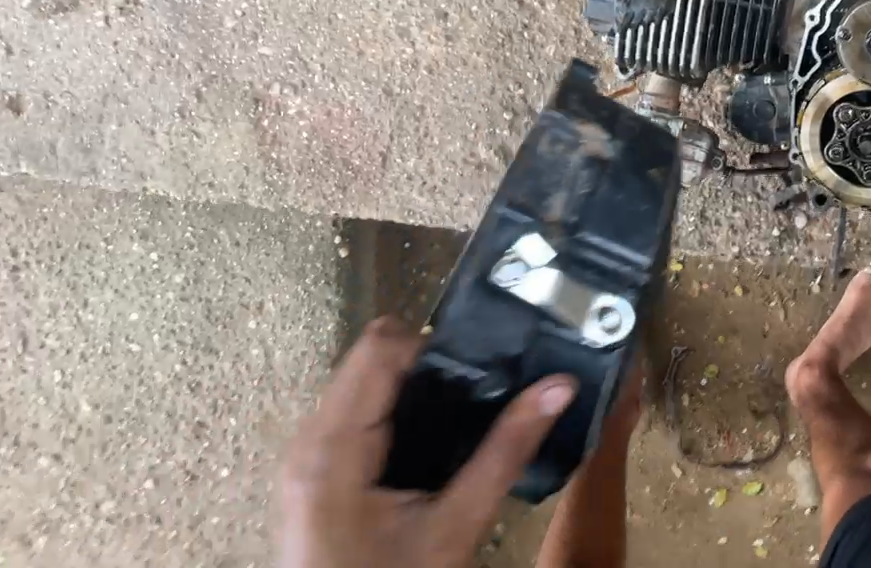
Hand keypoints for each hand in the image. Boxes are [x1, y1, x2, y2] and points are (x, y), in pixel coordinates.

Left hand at [278, 317, 577, 567]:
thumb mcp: (456, 526)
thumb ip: (507, 450)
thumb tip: (560, 385)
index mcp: (334, 446)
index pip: (381, 346)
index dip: (434, 344)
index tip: (481, 365)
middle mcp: (311, 439)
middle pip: (374, 358)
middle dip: (431, 363)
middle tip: (483, 386)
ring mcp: (310, 454)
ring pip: (368, 379)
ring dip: (418, 384)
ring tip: (467, 405)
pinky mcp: (318, 469)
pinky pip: (361, 407)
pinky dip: (401, 405)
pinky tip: (437, 430)